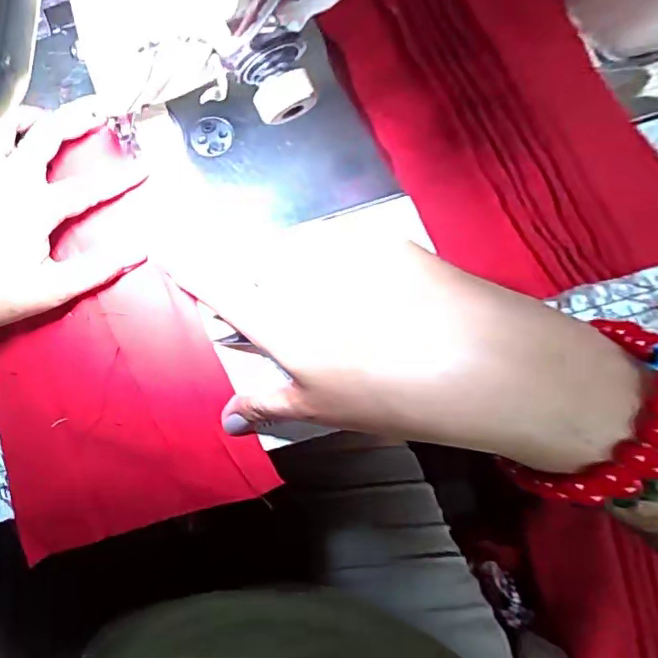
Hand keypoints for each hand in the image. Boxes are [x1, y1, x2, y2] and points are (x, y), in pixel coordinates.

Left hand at [0, 108, 146, 355]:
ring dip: (26, 115)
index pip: (89, 187)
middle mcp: (5, 180)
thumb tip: (136, 252)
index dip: (121, 178)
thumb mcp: (52, 289)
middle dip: (76, 115)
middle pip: (45, 132)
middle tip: (98, 109)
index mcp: (34, 206)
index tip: (143, 169)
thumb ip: (97, 268)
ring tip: (45, 118)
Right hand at [165, 233, 644, 471]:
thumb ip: (268, 404)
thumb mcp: (326, 410)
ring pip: (298, 253)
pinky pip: (339, 246)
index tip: (162, 242)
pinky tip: (371, 299)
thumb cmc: (396, 399)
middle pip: (256, 264)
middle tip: (281, 323)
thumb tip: (228, 419)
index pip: (215, 282)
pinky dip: (336, 265)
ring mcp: (344, 250)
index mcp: (279, 318)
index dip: (186, 263)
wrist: (496, 365)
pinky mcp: (383, 238)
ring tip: (335, 315)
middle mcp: (301, 272)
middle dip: (256, 287)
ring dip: (296, 274)